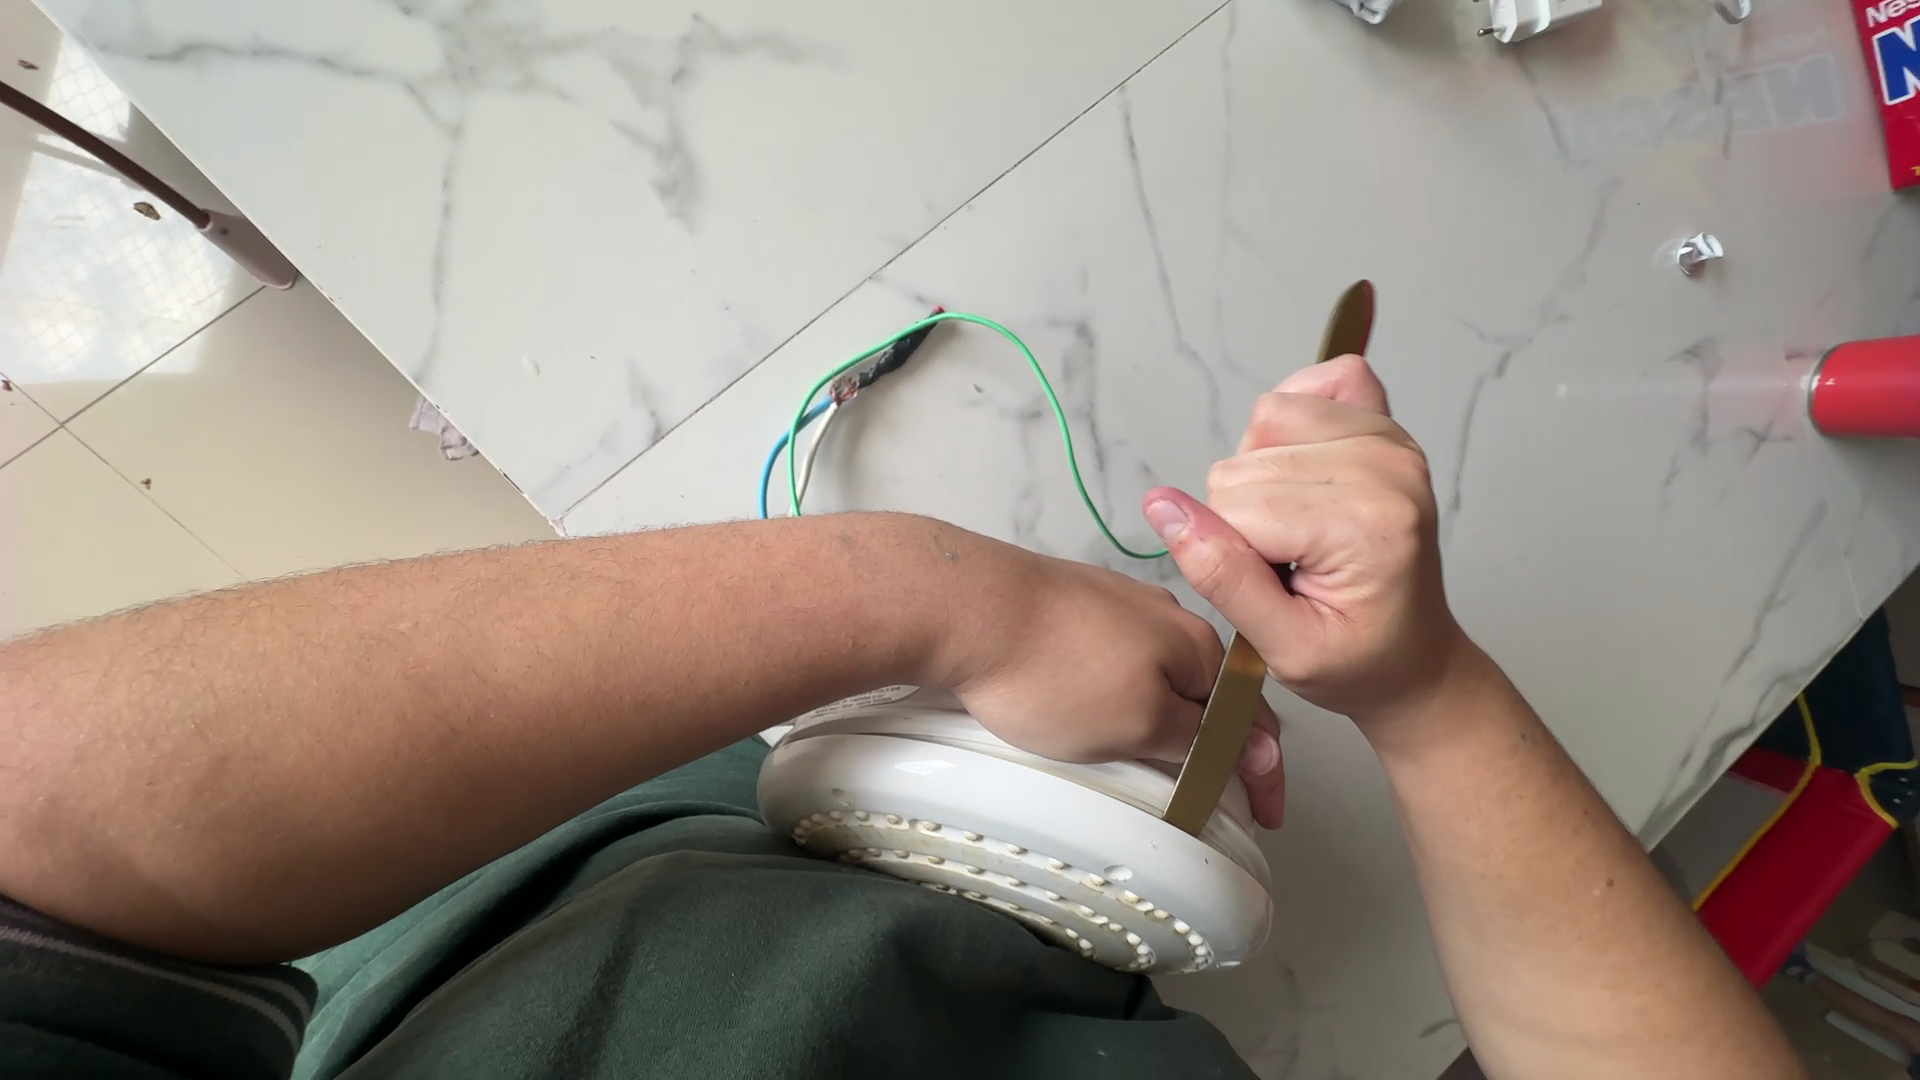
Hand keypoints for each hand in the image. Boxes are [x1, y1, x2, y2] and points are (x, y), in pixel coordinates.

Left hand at [930, 532, 1284, 828]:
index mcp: (1194, 644)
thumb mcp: (1139, 722)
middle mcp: (1162, 614)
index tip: (1263, 814)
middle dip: (1213, 739)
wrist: (967, 604)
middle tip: (1203, 788)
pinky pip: (1112, 655)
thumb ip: (1201, 736)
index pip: (1251, 716)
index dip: (1263, 771)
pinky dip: (1120, 690)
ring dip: (1163, 713)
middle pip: (1204, 688)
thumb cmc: (1052, 672)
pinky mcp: (1069, 602)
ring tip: (1149, 754)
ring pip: (1155, 670)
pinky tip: (1096, 706)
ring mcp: (1112, 602)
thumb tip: (1256, 745)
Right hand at [1141, 356, 1471, 739]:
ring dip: (1259, 471)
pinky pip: (1315, 383)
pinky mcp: (1385, 424)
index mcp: (1365, 524)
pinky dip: (1290, 422)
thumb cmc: (1356, 661)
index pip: (1232, 505)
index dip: (1230, 552)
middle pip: (1242, 464)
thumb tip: (1160, 505)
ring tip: (1295, 522)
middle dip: (1242, 516)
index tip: (1274, 586)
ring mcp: (1389, 438)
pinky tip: (1303, 470)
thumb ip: (1220, 573)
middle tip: (1286, 560)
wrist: (1415, 656)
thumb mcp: (1281, 646)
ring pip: (1264, 421)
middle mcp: (1384, 465)